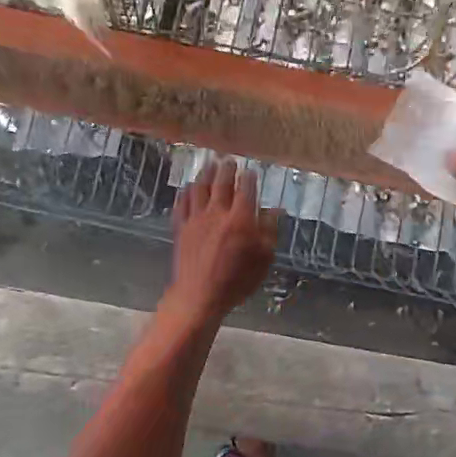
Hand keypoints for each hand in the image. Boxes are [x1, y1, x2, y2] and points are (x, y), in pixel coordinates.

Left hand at [168, 160, 279, 318]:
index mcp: (240, 219)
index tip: (251, 171)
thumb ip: (269, 231)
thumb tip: (275, 210)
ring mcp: (195, 219)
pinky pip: (181, 204)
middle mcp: (217, 213)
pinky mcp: (180, 228)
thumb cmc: (237, 280)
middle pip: (221, 183)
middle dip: (226, 169)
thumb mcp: (263, 259)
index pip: (246, 190)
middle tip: (229, 160)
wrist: (199, 295)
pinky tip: (187, 189)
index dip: (249, 178)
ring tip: (209, 165)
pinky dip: (185, 193)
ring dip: (205, 174)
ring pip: (199, 189)